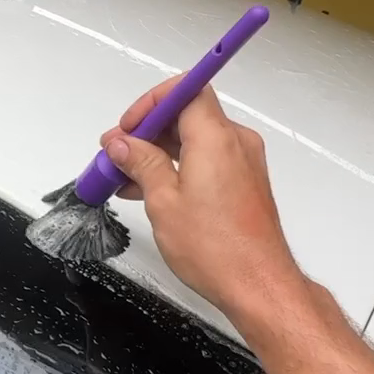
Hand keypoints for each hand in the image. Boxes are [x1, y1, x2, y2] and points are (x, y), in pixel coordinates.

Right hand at [102, 78, 303, 313]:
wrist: (256, 283)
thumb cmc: (217, 249)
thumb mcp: (163, 201)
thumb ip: (141, 164)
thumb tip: (122, 144)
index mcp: (215, 138)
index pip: (185, 90)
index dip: (151, 103)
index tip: (127, 128)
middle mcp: (235, 143)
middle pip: (187, 114)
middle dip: (147, 131)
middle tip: (116, 154)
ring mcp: (242, 162)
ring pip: (194, 139)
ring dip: (158, 152)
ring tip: (126, 178)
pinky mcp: (243, 182)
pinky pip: (206, 159)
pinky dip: (178, 166)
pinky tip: (151, 189)